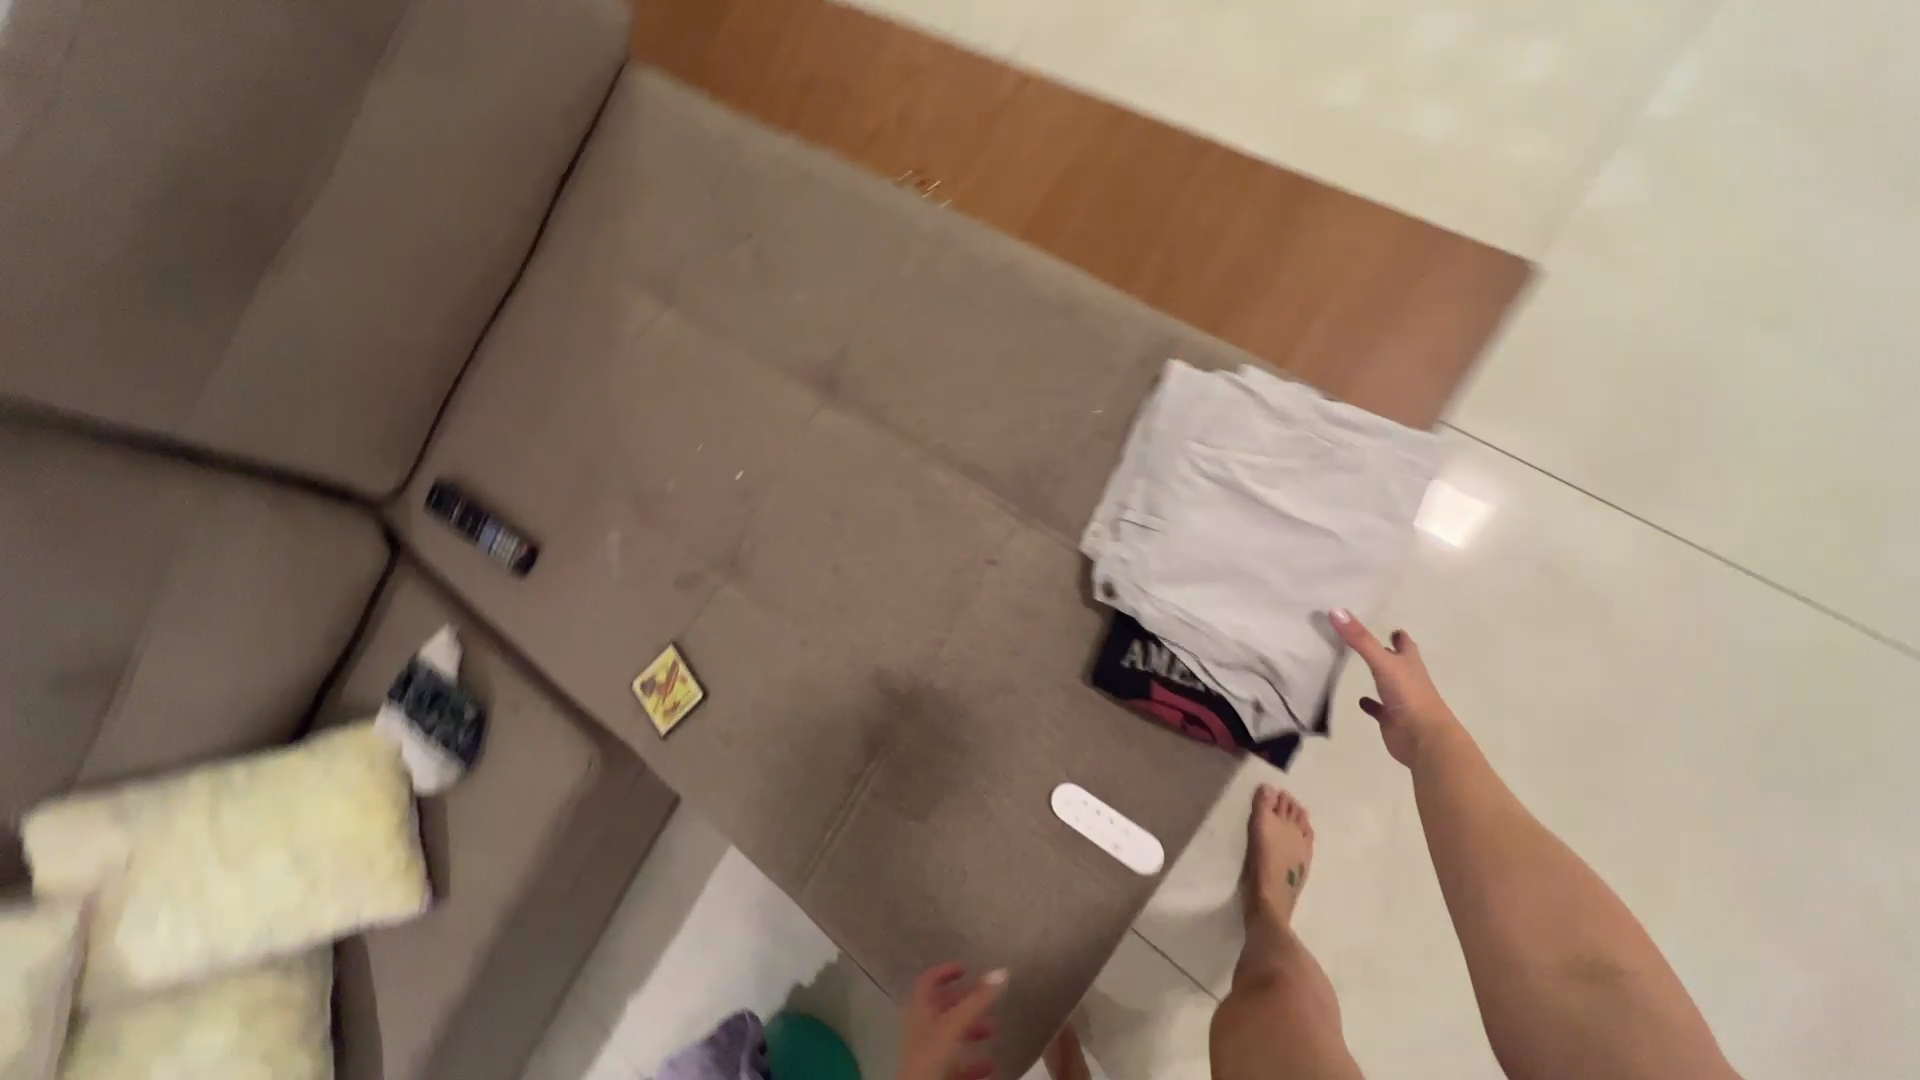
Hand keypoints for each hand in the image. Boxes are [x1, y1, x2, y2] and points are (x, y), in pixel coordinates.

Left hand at [896, 963, 1007, 1079]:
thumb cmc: (932, 1054)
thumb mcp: (956, 1024)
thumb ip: (978, 999)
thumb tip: (1001, 971)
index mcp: (920, 1009)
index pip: (928, 981)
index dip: (944, 971)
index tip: (965, 968)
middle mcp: (921, 1028)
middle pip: (943, 1008)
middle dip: (966, 1002)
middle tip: (987, 999)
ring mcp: (927, 1052)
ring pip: (952, 1036)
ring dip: (973, 1031)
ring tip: (994, 1031)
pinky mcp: (936, 1074)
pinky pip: (957, 1064)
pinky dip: (973, 1062)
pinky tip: (991, 1066)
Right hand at [1329, 609, 1461, 767]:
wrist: (1423, 738)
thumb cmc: (1409, 695)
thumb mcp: (1383, 662)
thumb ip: (1360, 639)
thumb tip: (1335, 610)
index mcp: (1410, 664)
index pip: (1406, 645)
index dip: (1399, 636)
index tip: (1391, 628)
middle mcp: (1407, 679)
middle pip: (1398, 662)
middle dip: (1388, 652)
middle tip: (1368, 641)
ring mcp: (1400, 700)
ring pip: (1388, 684)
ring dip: (1379, 677)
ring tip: (1359, 667)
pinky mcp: (1391, 719)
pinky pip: (1379, 708)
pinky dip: (1370, 704)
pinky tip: (1360, 700)